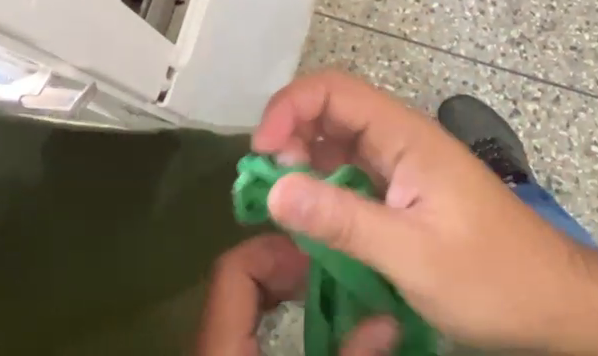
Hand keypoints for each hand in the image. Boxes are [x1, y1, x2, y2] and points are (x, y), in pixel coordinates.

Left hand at [193, 232, 400, 355]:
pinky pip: (244, 324)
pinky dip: (274, 312)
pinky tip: (307, 323)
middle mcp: (210, 339)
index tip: (316, 252)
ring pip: (241, 302)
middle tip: (328, 268)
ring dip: (282, 289)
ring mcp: (218, 350)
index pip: (233, 269)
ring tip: (324, 291)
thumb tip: (387, 320)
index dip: (274, 251)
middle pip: (237, 278)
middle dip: (284, 265)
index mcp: (220, 342)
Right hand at [251, 71, 597, 351]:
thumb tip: (273, 188)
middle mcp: (403, 138)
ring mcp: (407, 164)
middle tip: (269, 184)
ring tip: (285, 203)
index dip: (289, 108)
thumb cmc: (493, 278)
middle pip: (332, 110)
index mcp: (406, 135)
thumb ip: (340, 220)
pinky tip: (317, 218)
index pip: (333, 90)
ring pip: (340, 141)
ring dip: (305, 162)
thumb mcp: (411, 256)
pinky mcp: (410, 191)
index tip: (262, 154)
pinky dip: (326, 186)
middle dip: (291, 135)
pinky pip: (355, 172)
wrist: (562, 307)